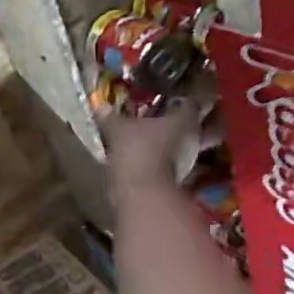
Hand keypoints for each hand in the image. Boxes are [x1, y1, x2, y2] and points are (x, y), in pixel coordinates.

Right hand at [100, 98, 216, 192]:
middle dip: (174, 121)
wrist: (141, 193)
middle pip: (189, 124)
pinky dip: (160, 159)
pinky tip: (144, 157)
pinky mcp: (176, 179)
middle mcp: (193, 137)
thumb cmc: (136, 150)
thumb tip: (101, 107)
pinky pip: (170, 162)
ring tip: (146, 138)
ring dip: (167, 142)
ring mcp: (187, 161)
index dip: (177, 99)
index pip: (189, 102)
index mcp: (186, 118)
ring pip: (180, 144)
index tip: (163, 99)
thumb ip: (111, 117)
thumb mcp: (117, 129)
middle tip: (155, 118)